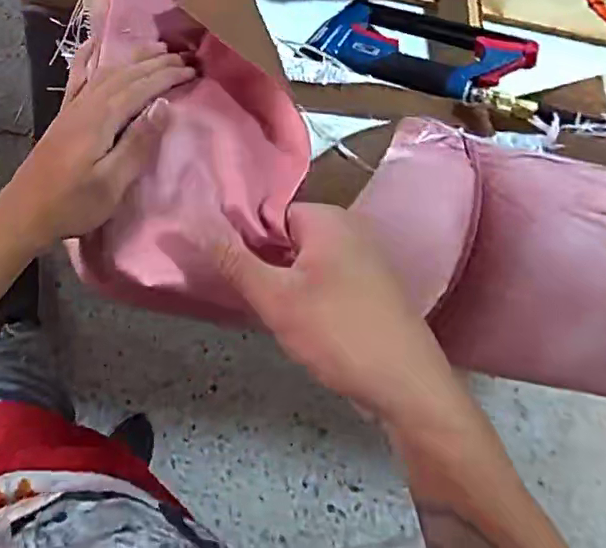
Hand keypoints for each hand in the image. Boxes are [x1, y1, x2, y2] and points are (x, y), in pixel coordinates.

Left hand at [0, 43, 193, 245]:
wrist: (24, 211)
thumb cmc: (72, 203)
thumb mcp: (111, 183)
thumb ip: (138, 144)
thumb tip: (163, 105)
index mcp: (101, 118)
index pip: (141, 87)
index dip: (168, 76)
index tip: (193, 70)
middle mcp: (87, 103)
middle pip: (126, 73)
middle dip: (157, 62)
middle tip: (186, 57)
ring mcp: (73, 106)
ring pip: (107, 71)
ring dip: (134, 58)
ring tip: (158, 49)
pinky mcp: (64, 114)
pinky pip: (78, 76)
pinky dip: (88, 56)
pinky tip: (92, 44)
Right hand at [215, 203, 453, 421]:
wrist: (411, 392)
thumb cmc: (339, 334)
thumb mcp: (275, 298)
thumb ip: (233, 260)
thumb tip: (193, 225)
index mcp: (326, 217)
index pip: (268, 213)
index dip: (245, 239)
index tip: (230, 268)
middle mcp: (349, 229)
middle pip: (286, 236)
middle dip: (265, 264)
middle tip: (253, 296)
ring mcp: (365, 260)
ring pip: (304, 262)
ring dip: (285, 284)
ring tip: (276, 313)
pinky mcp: (372, 289)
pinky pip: (326, 279)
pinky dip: (309, 296)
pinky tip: (303, 326)